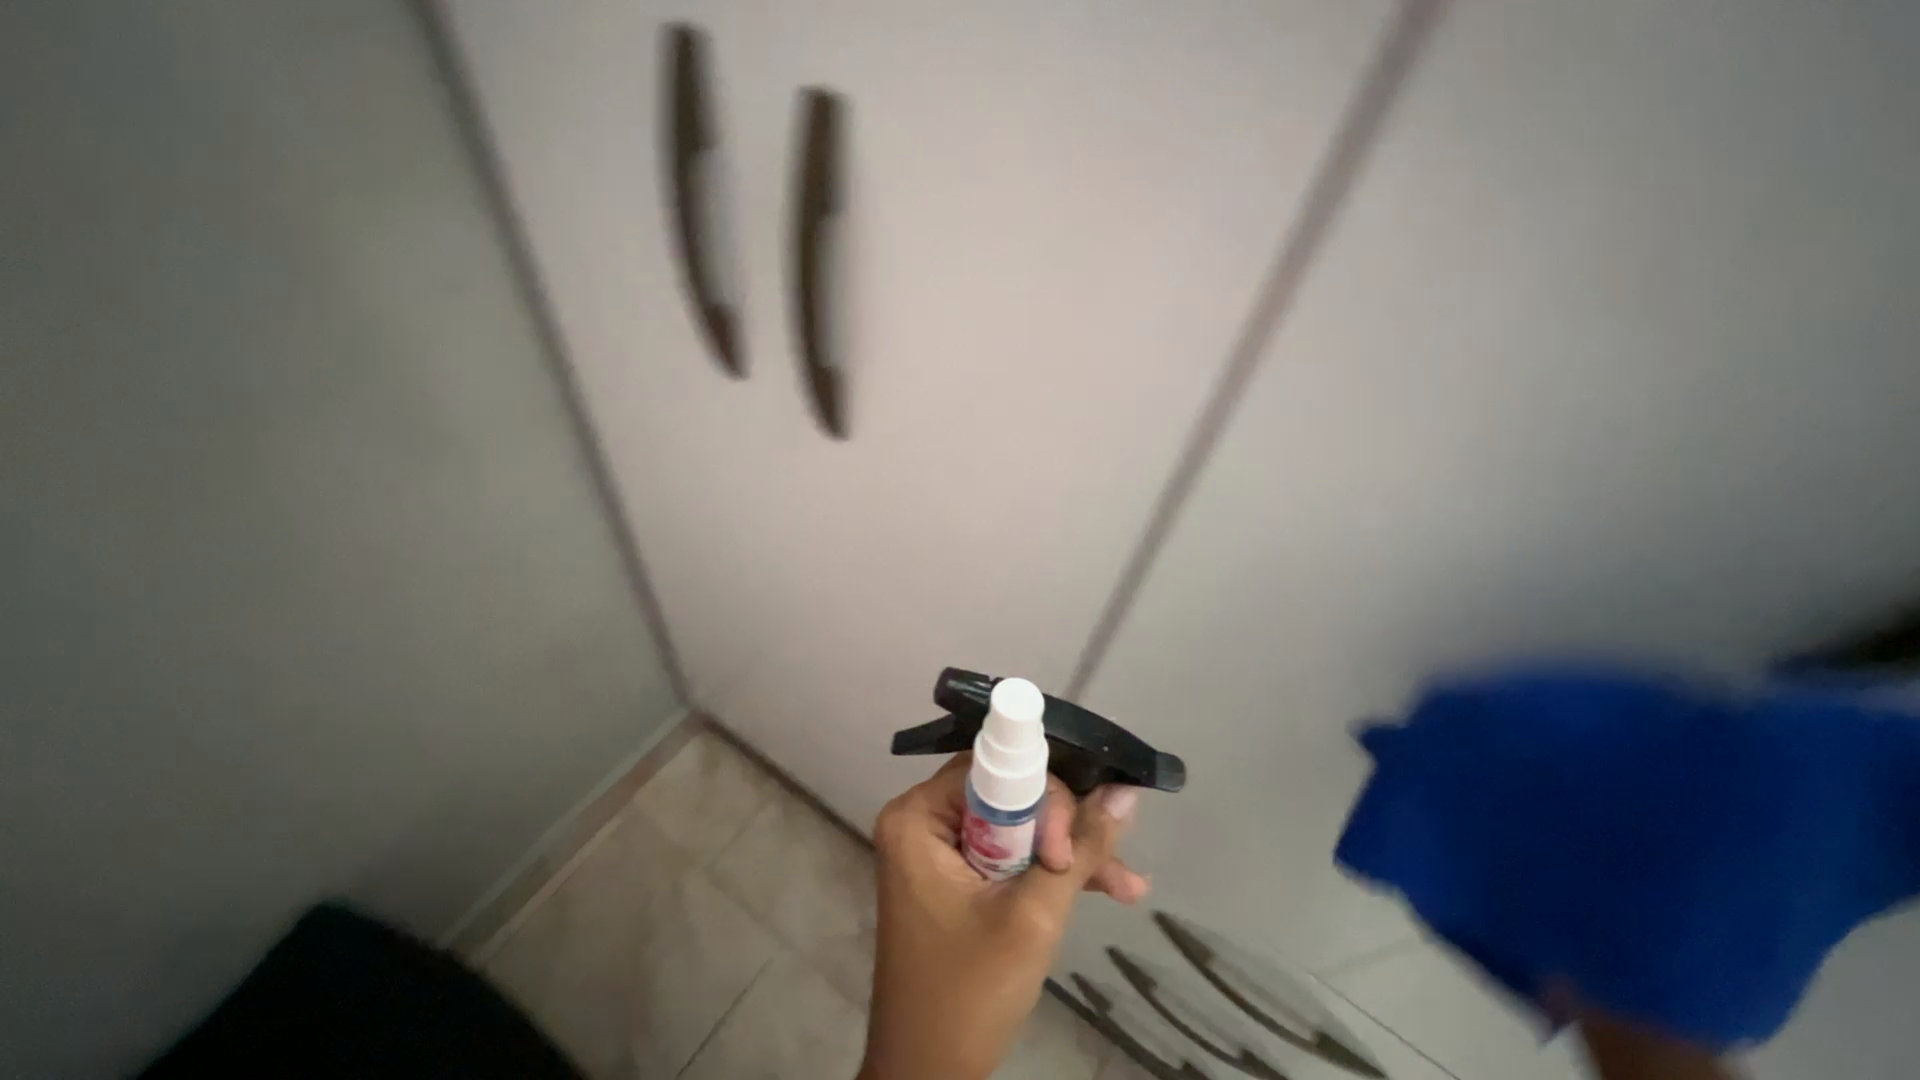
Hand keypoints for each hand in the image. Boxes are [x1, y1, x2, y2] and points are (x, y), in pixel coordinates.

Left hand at [858, 754, 1147, 1079]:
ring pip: (1018, 826)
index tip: (1073, 847)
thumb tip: (1126, 791)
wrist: (929, 1072)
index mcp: (918, 816)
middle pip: (1010, 794)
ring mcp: (938, 851)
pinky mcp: (955, 878)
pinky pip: (1009, 854)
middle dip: (1066, 830)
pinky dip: (1049, 873)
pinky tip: (1108, 888)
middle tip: (1106, 869)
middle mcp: (922, 820)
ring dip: (1069, 855)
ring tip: (1126, 885)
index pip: (993, 770)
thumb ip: (1080, 849)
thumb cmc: (970, 990)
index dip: (1045, 799)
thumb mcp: (1033, 916)